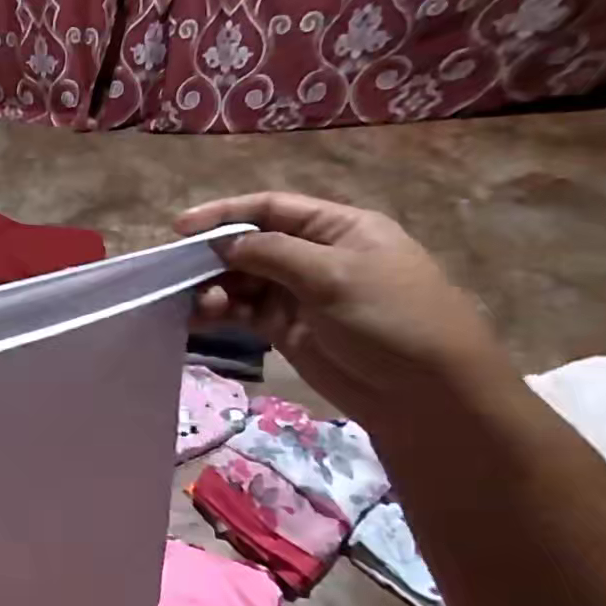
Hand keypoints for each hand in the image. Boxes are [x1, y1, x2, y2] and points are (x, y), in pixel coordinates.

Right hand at [175, 192, 514, 419]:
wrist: (426, 397)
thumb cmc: (389, 319)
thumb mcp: (334, 275)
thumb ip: (274, 253)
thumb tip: (226, 243)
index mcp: (337, 228)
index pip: (272, 208)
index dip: (226, 214)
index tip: (182, 228)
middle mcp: (315, 255)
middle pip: (253, 244)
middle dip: (216, 255)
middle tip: (179, 272)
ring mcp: (300, 295)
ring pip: (245, 280)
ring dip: (217, 288)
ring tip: (198, 305)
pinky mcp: (288, 330)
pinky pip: (247, 313)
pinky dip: (224, 313)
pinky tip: (202, 319)